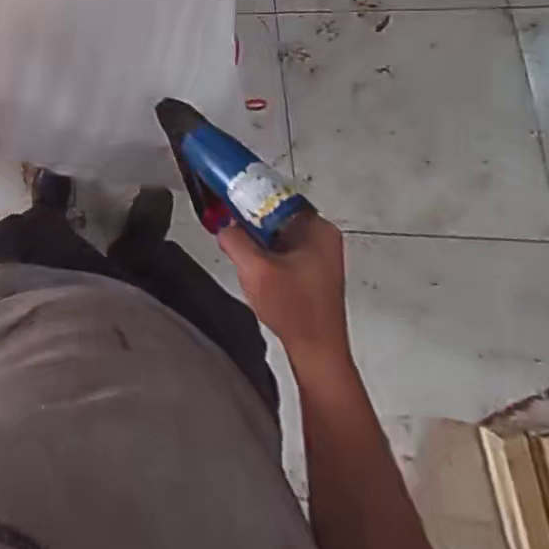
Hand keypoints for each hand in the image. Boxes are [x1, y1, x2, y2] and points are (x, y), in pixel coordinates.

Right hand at [218, 213, 350, 365]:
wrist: (316, 352)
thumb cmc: (293, 310)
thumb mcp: (255, 270)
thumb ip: (235, 240)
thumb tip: (225, 226)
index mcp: (318, 229)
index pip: (279, 197)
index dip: (252, 199)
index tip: (229, 206)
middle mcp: (323, 236)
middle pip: (278, 215)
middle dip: (253, 226)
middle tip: (234, 237)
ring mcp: (320, 255)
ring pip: (278, 234)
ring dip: (258, 244)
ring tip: (246, 261)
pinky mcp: (314, 271)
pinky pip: (284, 250)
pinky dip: (267, 256)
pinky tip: (257, 274)